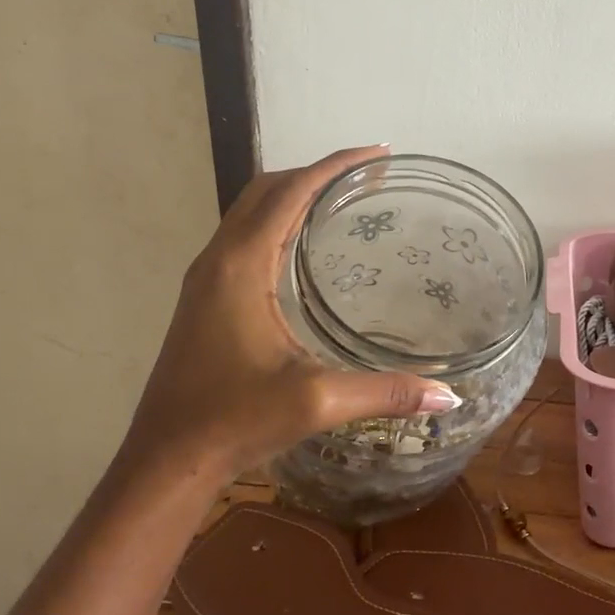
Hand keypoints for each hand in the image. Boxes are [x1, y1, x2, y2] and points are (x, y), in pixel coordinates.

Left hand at [121, 146, 459, 484]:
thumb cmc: (233, 420)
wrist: (165, 461)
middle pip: (266, 190)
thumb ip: (386, 392)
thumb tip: (449, 394)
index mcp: (240, 266)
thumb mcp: (317, 401)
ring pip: (250, 213)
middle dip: (316, 172)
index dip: (335, 165)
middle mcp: (218, 261)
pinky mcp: (205, 301)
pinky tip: (308, 252)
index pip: (290, 192)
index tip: (379, 154)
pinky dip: (279, 223)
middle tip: (368, 177)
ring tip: (344, 202)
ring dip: (294, 195)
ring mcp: (207, 281)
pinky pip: (245, 239)